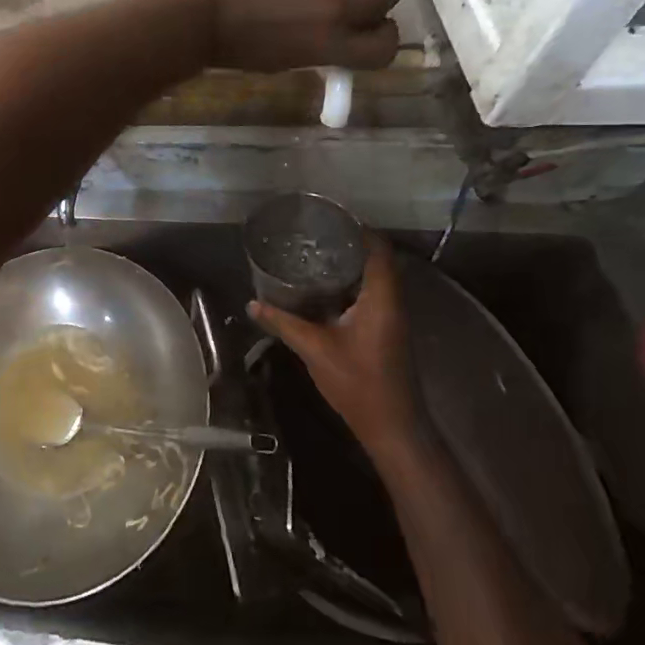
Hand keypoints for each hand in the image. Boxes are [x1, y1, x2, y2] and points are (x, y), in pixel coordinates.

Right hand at [248, 233, 418, 447]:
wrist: (392, 425)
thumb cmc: (358, 383)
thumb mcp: (314, 349)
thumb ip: (284, 323)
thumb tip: (252, 303)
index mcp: (381, 299)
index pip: (378, 250)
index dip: (358, 230)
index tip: (329, 219)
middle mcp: (392, 302)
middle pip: (376, 260)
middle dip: (348, 245)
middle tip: (313, 236)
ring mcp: (391, 317)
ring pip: (373, 279)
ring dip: (349, 266)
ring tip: (313, 256)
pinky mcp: (385, 331)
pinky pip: (370, 296)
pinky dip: (349, 286)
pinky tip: (321, 291)